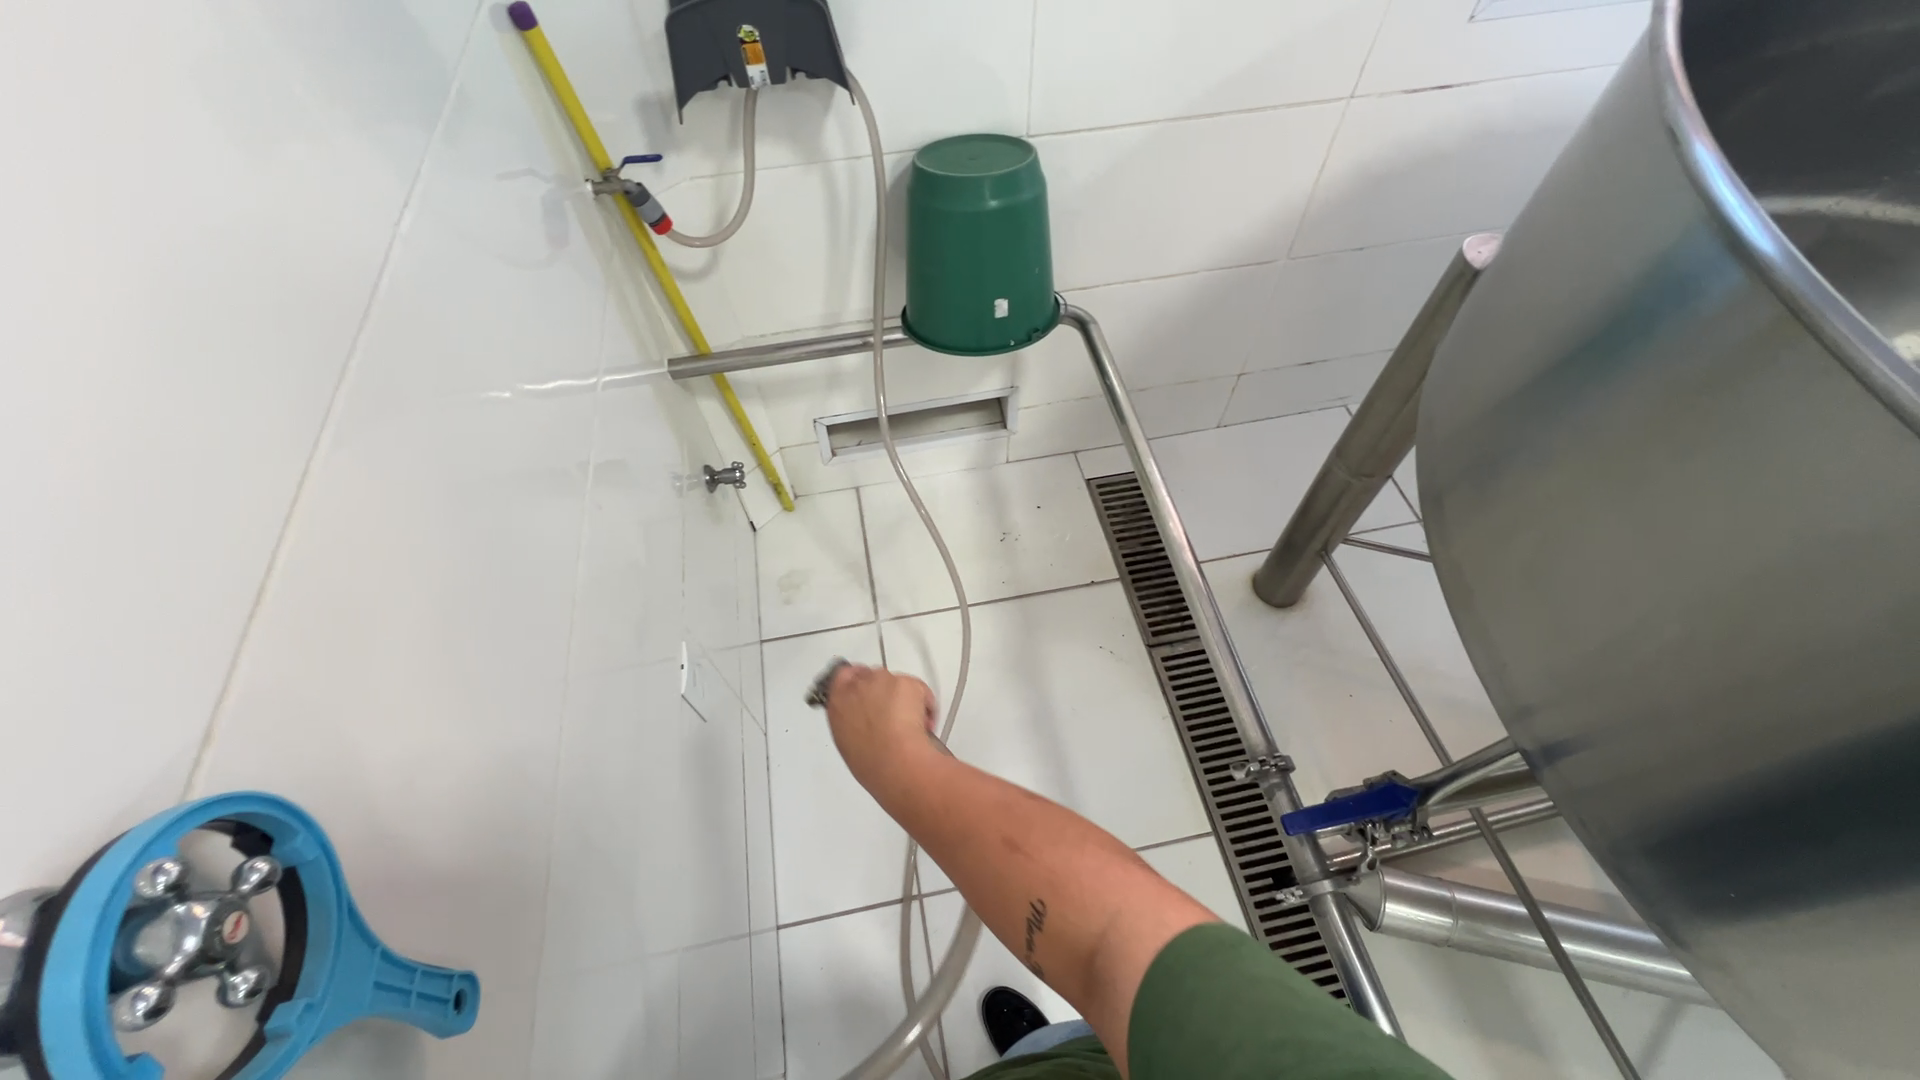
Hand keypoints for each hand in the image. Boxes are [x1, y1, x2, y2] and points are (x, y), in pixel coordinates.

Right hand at [822, 664, 943, 790]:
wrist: (894, 762)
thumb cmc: (872, 763)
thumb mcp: (849, 744)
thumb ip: (853, 723)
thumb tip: (866, 724)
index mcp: (838, 703)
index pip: (843, 677)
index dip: (859, 681)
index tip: (869, 690)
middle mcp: (857, 686)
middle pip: (874, 677)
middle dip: (887, 691)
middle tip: (897, 713)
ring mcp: (882, 681)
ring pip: (898, 683)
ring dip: (906, 698)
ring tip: (911, 726)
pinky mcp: (906, 682)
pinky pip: (919, 689)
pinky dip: (925, 703)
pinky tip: (924, 725)